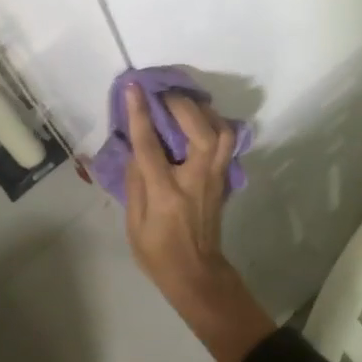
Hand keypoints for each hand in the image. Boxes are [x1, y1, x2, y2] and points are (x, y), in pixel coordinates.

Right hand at [122, 86, 235, 279]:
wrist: (196, 274)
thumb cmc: (158, 253)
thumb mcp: (134, 224)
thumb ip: (135, 183)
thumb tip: (135, 149)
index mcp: (167, 193)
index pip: (151, 146)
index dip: (140, 114)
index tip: (134, 88)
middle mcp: (196, 180)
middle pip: (199, 131)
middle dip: (182, 105)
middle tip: (164, 94)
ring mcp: (215, 179)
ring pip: (223, 134)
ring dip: (206, 112)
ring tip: (186, 104)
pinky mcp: (224, 180)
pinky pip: (227, 144)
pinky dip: (216, 126)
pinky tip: (201, 121)